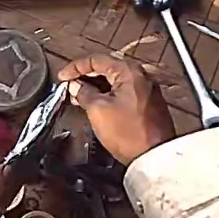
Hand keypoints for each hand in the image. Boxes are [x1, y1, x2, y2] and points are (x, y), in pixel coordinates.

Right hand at [59, 55, 175, 163]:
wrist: (154, 157)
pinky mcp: (148, 104)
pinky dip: (107, 94)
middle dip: (85, 76)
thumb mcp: (97, 110)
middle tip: (70, 85)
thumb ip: (83, 93)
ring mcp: (146, 90)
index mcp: (129, 72)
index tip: (64, 76)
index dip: (75, 67)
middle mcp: (141, 77)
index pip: (96, 60)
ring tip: (79, 96)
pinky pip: (123, 91)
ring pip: (114, 80)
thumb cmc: (129, 133)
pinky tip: (96, 104)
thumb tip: (76, 86)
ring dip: (95, 86)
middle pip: (106, 68)